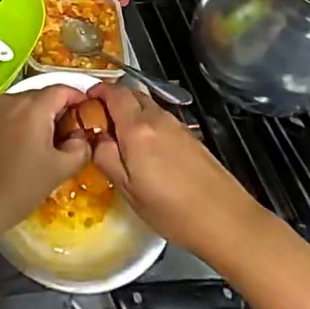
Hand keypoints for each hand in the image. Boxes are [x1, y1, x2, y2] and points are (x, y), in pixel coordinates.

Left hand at [0, 85, 92, 245]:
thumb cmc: (19, 187)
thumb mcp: (60, 169)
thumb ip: (81, 147)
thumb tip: (82, 137)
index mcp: (34, 105)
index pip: (65, 89)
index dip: (82, 101)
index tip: (92, 118)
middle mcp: (13, 99)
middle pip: (47, 95)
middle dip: (64, 111)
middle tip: (76, 135)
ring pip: (30, 106)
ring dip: (46, 118)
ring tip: (55, 145)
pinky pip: (15, 115)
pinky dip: (29, 124)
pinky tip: (32, 149)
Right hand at [86, 83, 267, 260]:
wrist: (224, 217)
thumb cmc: (171, 209)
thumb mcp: (128, 189)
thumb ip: (106, 158)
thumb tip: (96, 138)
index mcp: (138, 128)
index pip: (115, 93)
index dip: (99, 90)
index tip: (85, 100)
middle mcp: (159, 119)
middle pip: (133, 95)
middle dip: (113, 101)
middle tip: (99, 121)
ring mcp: (177, 126)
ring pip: (148, 107)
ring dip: (131, 114)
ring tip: (119, 139)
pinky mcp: (190, 137)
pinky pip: (161, 121)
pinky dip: (147, 125)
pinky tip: (145, 151)